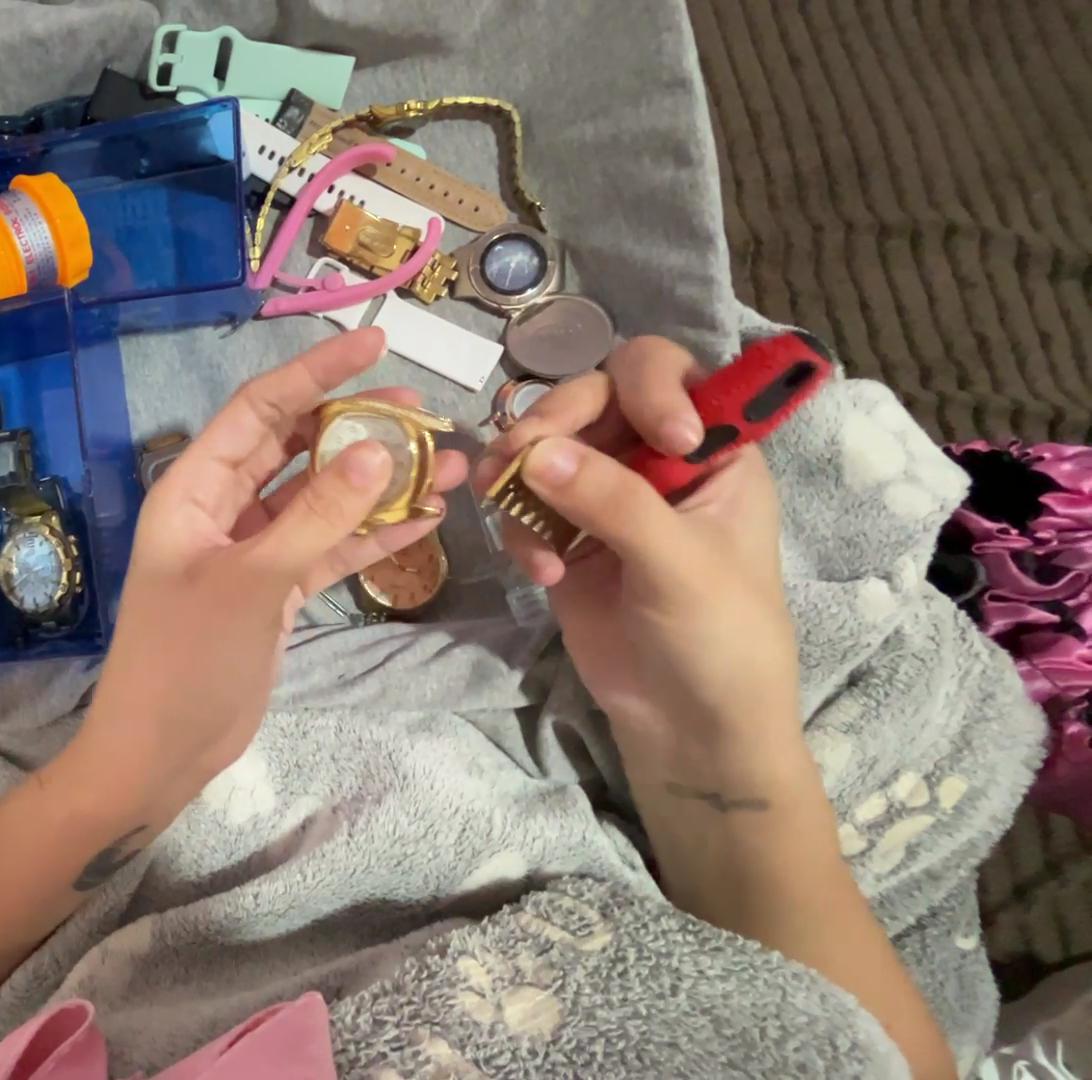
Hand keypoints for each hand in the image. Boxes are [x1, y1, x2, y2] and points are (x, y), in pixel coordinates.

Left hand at [78, 328, 465, 787]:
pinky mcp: (272, 590)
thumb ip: (314, 518)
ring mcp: (249, 550)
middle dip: (354, 426)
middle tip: (421, 411)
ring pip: (317, 501)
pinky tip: (423, 520)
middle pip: (293, 448)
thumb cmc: (186, 660)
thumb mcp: (250, 583)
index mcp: (194, 489)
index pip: (258, 411)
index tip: (376, 344)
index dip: (314, 373)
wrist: (160, 749)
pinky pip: (326, 549)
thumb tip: (376, 450)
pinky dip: (369, 537)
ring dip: (374, 485)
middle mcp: (221, 509)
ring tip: (444, 464)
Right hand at [471, 337, 799, 760]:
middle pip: (585, 404)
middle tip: (515, 458)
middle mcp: (649, 461)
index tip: (652, 439)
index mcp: (710, 452)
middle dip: (549, 426)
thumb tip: (533, 452)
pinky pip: (521, 507)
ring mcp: (598, 498)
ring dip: (518, 478)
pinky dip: (517, 532)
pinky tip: (539, 573)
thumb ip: (612, 503)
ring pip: (540, 452)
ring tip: (504, 508)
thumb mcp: (680, 565)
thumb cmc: (717, 637)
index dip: (648, 390)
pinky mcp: (559, 536)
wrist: (682, 720)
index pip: (667, 378)